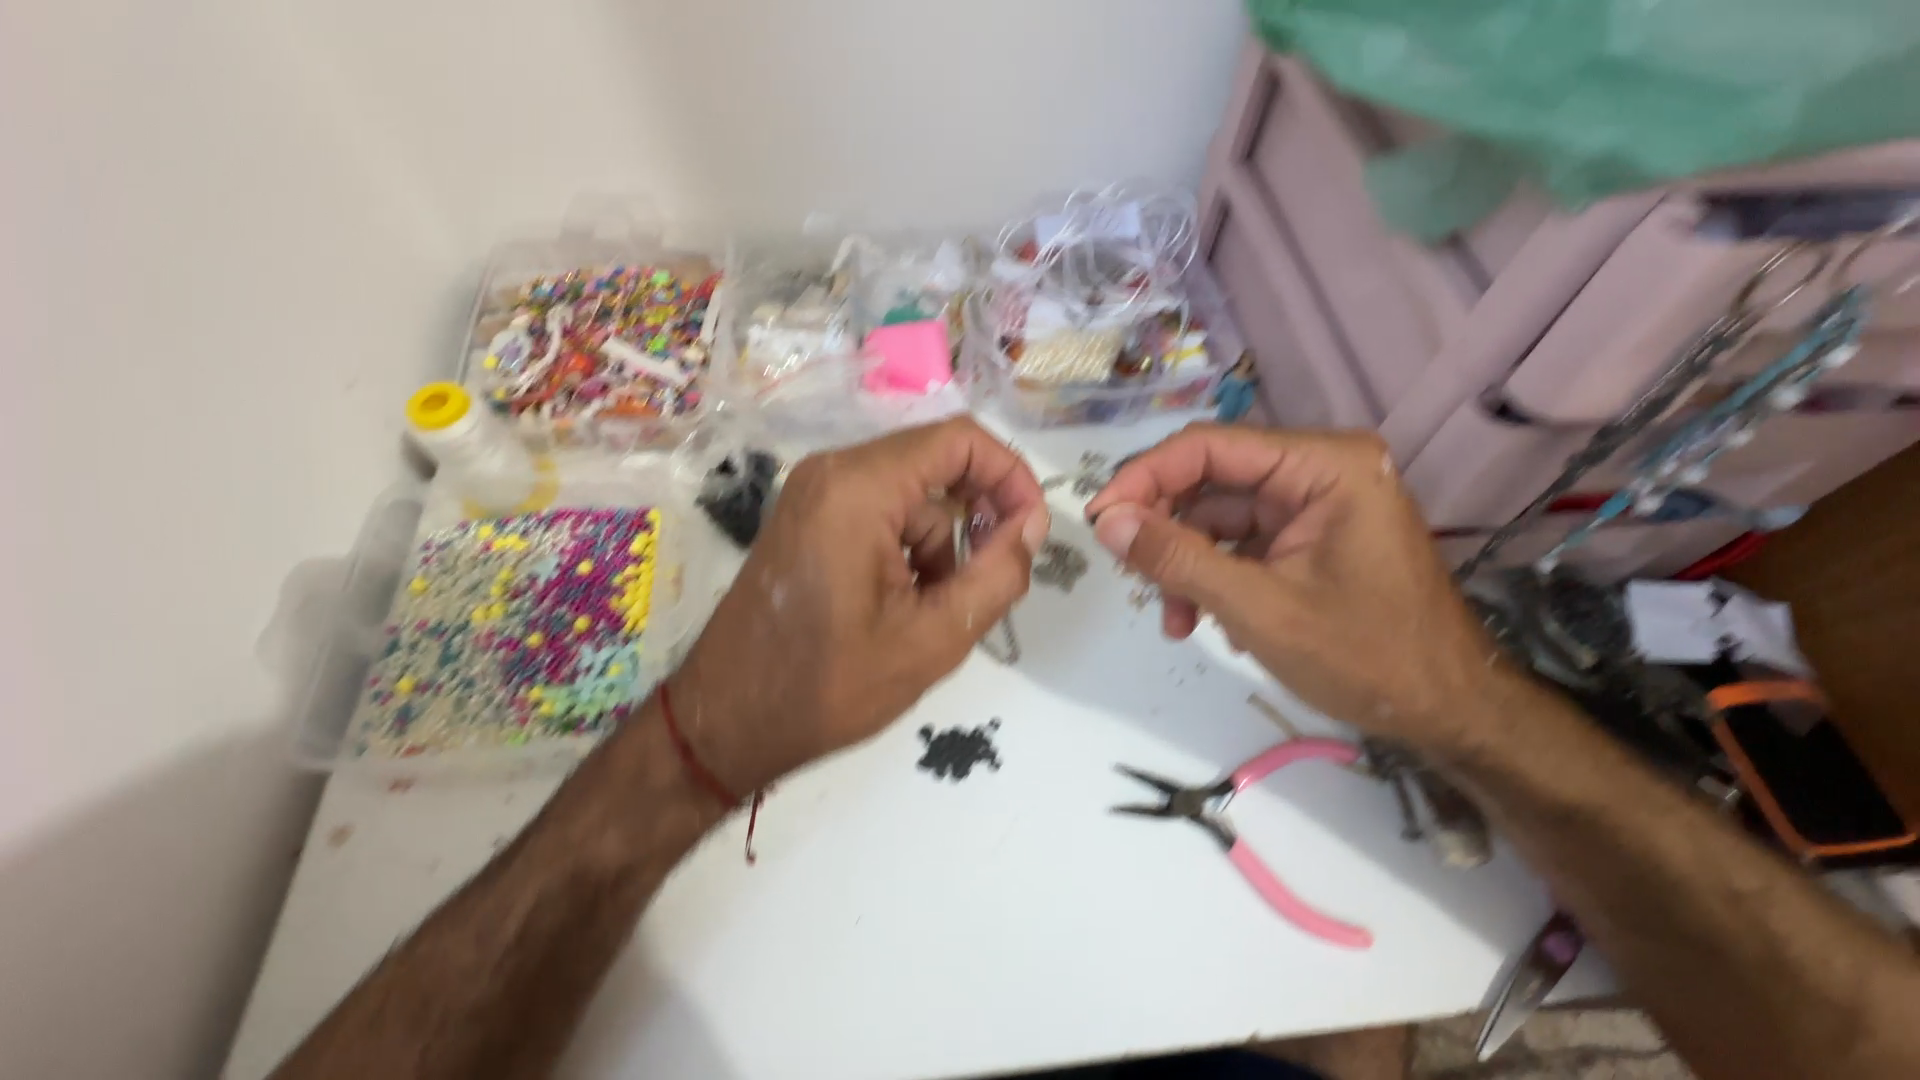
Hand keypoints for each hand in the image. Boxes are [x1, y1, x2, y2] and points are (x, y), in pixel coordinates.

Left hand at [668, 418, 1049, 791]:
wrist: (727, 721)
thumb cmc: (827, 686)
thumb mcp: (933, 638)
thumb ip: (996, 576)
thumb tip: (1031, 527)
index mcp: (858, 488)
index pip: (960, 440)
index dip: (1010, 476)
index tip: (1031, 532)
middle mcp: (832, 473)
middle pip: (935, 464)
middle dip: (977, 516)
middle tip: (995, 576)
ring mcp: (813, 494)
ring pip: (911, 496)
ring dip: (941, 544)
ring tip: (935, 611)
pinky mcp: (807, 520)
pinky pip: (879, 512)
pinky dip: (907, 549)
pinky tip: (902, 605)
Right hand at [1084, 424, 1511, 751]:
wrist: (1448, 711)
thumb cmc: (1366, 657)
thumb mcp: (1258, 608)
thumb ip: (1178, 559)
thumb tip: (1106, 522)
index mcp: (1324, 465)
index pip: (1210, 447)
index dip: (1145, 478)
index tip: (1098, 520)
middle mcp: (1320, 469)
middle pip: (1212, 480)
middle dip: (1166, 528)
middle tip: (1127, 571)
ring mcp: (1316, 505)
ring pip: (1220, 516)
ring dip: (1187, 564)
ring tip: (1174, 619)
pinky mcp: (1311, 537)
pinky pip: (1242, 543)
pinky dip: (1214, 577)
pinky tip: (1202, 620)